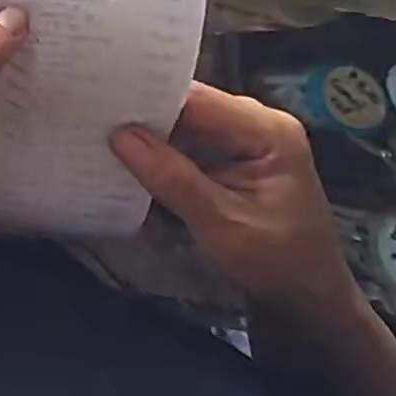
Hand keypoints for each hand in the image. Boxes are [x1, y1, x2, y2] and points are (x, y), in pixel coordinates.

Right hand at [110, 83, 358, 314]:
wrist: (305, 298)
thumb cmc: (279, 264)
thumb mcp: (224, 226)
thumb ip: (174, 179)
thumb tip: (120, 136)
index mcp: (268, 132)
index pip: (193, 99)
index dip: (145, 98)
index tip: (100, 103)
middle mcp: (254, 122)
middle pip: (181, 102)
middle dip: (138, 111)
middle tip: (89, 117)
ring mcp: (236, 134)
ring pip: (173, 117)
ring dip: (140, 128)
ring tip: (96, 130)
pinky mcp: (220, 149)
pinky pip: (176, 135)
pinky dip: (149, 143)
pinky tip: (122, 150)